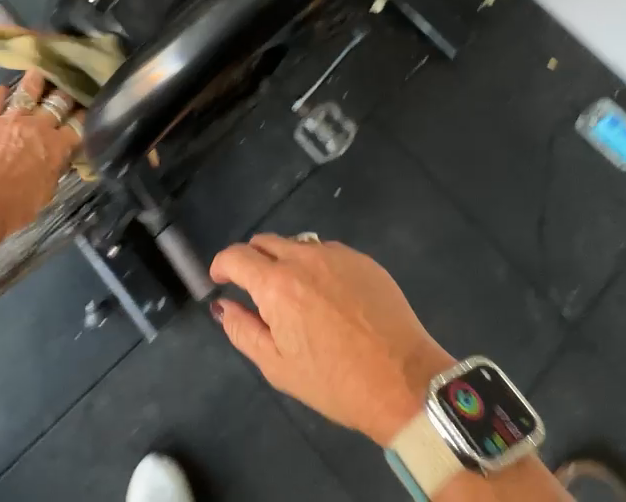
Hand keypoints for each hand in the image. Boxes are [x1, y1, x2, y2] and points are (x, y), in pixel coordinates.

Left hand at [0, 70, 78, 261]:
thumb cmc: (17, 207)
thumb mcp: (47, 192)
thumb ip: (55, 170)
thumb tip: (60, 160)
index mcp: (57, 146)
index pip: (78, 123)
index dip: (83, 114)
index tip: (84, 109)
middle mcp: (38, 126)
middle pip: (58, 101)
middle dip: (64, 94)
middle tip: (64, 89)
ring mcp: (12, 119)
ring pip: (28, 89)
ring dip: (36, 81)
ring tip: (38, 73)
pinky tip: (1, 90)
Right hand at [210, 234, 454, 445]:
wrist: (405, 383)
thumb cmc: (335, 382)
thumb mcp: (278, 366)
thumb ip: (242, 330)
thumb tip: (223, 306)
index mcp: (276, 284)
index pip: (236, 256)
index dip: (221, 265)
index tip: (221, 280)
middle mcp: (303, 258)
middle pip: (264, 242)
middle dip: (252, 260)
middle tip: (257, 291)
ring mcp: (337, 255)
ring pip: (297, 245)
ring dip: (285, 262)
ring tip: (298, 297)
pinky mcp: (364, 260)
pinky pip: (328, 253)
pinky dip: (317, 267)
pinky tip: (331, 299)